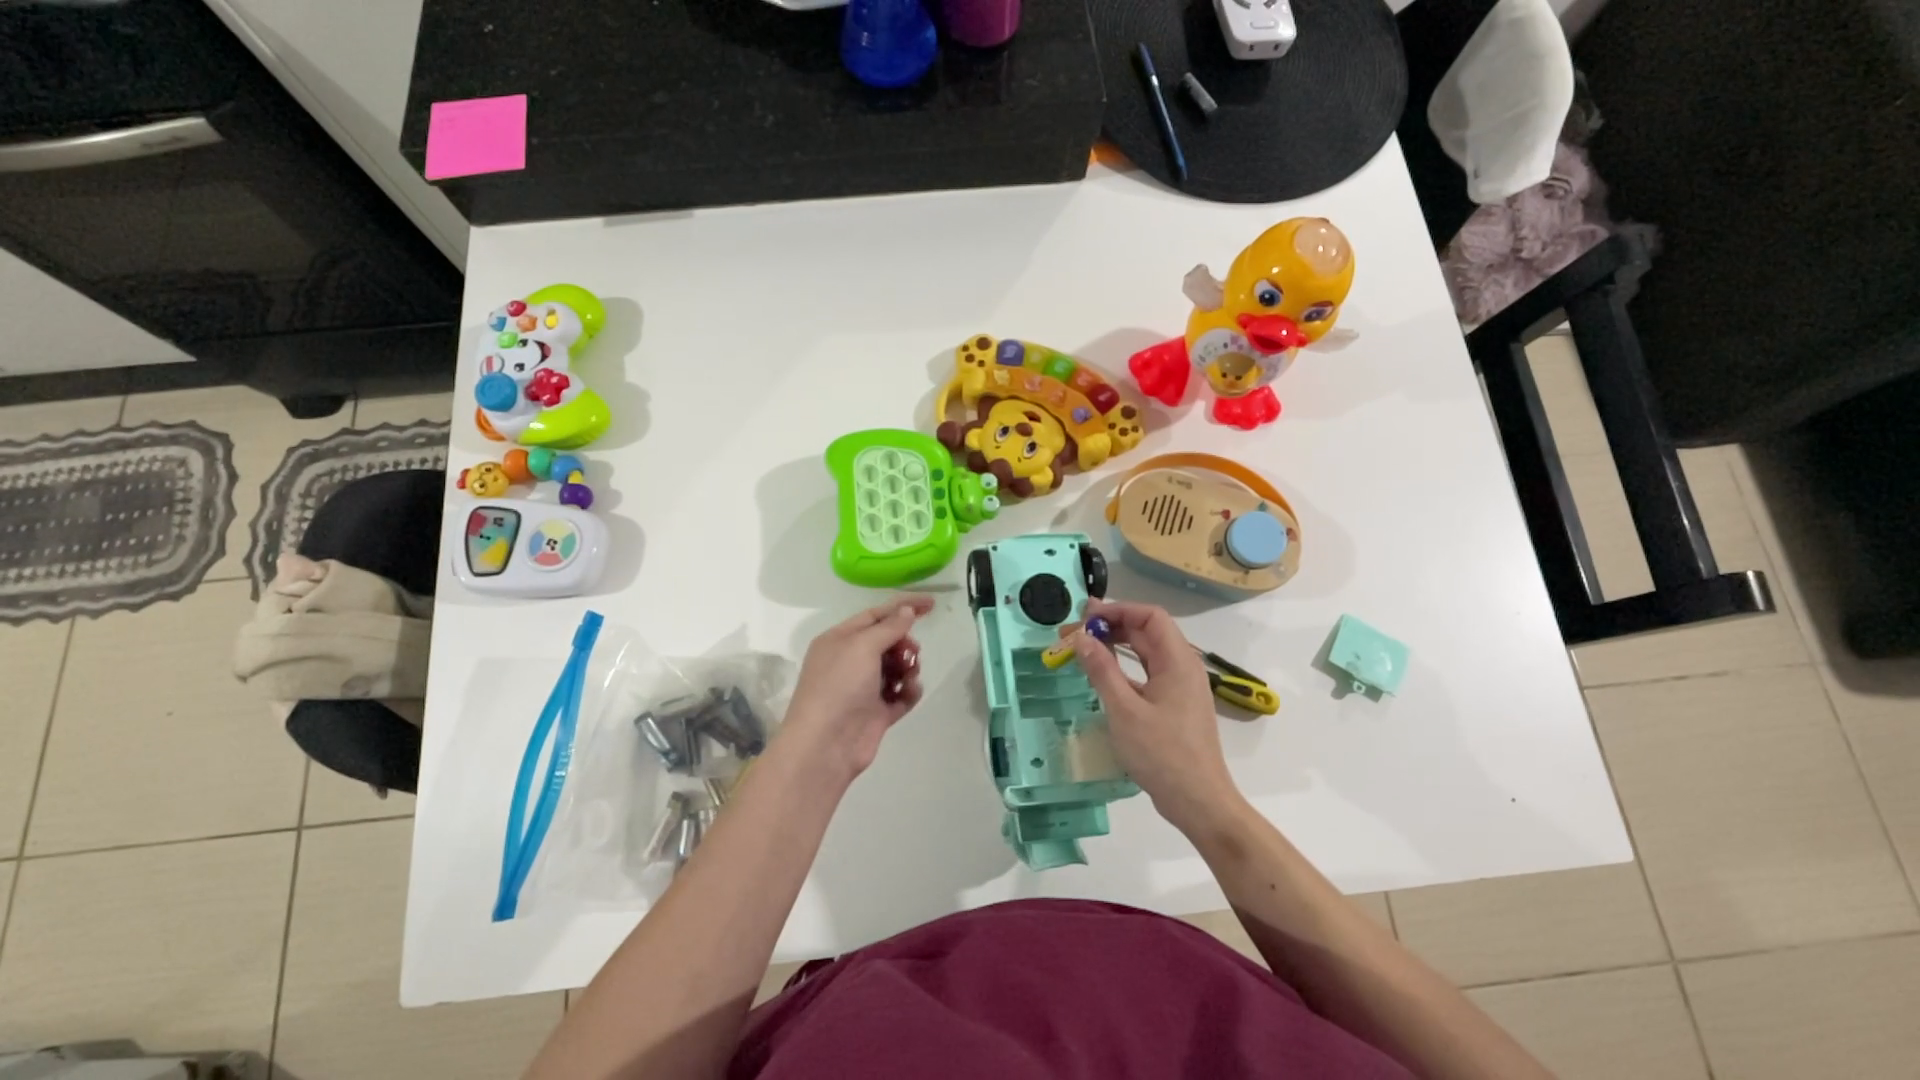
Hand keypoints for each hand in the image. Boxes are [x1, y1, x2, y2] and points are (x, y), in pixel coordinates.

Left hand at [779, 595, 934, 779]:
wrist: (826, 745)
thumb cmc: (839, 686)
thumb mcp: (862, 646)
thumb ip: (889, 627)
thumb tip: (907, 610)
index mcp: (839, 640)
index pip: (875, 616)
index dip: (903, 607)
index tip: (932, 605)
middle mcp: (850, 661)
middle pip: (887, 641)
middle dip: (905, 643)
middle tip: (910, 652)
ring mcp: (864, 688)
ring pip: (896, 667)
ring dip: (908, 667)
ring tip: (908, 675)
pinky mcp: (877, 712)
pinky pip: (901, 694)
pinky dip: (909, 690)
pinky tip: (909, 692)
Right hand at [1070, 599, 1242, 832]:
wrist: (1198, 800)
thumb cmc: (1162, 754)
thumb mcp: (1124, 711)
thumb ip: (1102, 670)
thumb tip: (1081, 637)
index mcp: (1178, 661)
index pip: (1150, 616)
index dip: (1118, 610)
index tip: (1085, 616)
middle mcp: (1183, 668)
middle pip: (1148, 632)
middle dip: (1111, 627)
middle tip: (1073, 633)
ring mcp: (1180, 689)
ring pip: (1147, 654)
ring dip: (1116, 647)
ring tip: (1082, 649)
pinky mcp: (1175, 707)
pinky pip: (1148, 675)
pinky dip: (1124, 669)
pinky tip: (1102, 677)